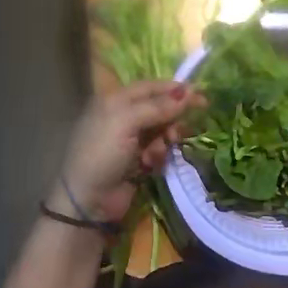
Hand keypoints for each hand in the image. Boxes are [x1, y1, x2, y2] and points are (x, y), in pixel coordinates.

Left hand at [57, 81, 202, 221]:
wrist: (89, 200)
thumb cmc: (103, 153)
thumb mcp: (126, 122)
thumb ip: (157, 106)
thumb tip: (187, 92)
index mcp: (114, 101)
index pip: (149, 87)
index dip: (173, 89)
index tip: (199, 93)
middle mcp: (122, 116)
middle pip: (159, 108)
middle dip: (172, 117)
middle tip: (183, 128)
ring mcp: (130, 140)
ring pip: (161, 130)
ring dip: (165, 138)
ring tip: (161, 150)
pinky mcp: (138, 160)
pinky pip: (158, 150)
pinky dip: (158, 155)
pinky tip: (150, 164)